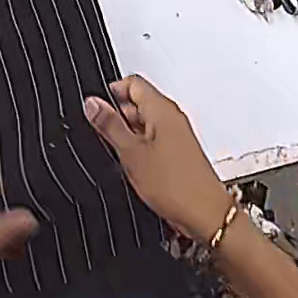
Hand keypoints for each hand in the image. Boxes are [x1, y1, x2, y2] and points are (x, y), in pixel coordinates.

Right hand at [83, 76, 233, 240]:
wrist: (205, 215)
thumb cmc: (177, 186)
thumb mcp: (131, 153)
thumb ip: (110, 125)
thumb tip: (92, 104)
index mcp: (162, 109)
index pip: (132, 82)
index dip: (111, 93)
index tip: (97, 110)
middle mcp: (171, 117)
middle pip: (137, 102)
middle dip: (117, 117)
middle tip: (106, 136)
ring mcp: (176, 134)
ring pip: (143, 123)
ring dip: (128, 135)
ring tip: (122, 156)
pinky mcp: (177, 151)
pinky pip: (152, 140)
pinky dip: (139, 149)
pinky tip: (134, 167)